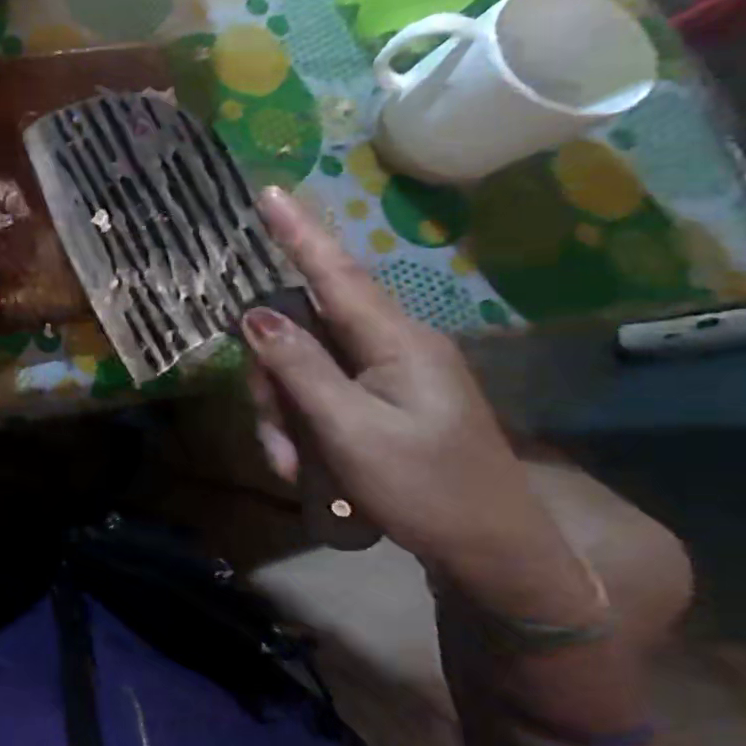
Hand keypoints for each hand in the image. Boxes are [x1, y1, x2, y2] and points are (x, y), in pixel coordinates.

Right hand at [241, 188, 599, 623]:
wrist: (492, 552)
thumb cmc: (425, 489)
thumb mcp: (350, 431)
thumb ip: (299, 368)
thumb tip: (253, 315)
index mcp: (395, 342)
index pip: (336, 274)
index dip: (299, 234)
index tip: (269, 193)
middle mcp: (389, 345)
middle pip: (298, 334)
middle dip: (270, 383)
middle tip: (275, 441)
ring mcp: (383, 373)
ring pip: (298, 369)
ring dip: (281, 416)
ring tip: (293, 468)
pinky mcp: (377, 398)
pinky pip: (315, 394)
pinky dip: (299, 428)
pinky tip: (303, 468)